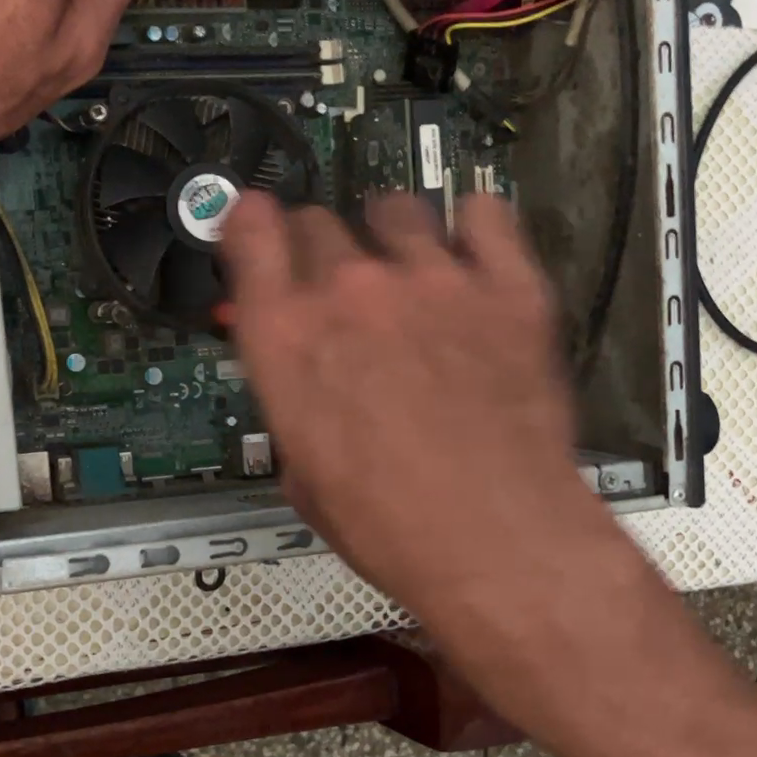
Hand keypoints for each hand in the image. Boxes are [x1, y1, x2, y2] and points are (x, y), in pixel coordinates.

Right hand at [219, 192, 612, 627]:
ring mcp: (434, 281)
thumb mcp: (305, 476)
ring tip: (410, 274)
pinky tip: (474, 256)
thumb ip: (296, 408)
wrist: (494, 545)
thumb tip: (309, 393)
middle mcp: (351, 292)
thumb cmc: (390, 528)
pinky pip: (485, 215)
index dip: (249, 224)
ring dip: (392, 237)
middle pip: (320, 224)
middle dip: (321, 252)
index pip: (250, 235)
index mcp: (286, 340)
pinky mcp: (506, 288)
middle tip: (342, 290)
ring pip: (398, 212)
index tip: (256, 224)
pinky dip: (474, 228)